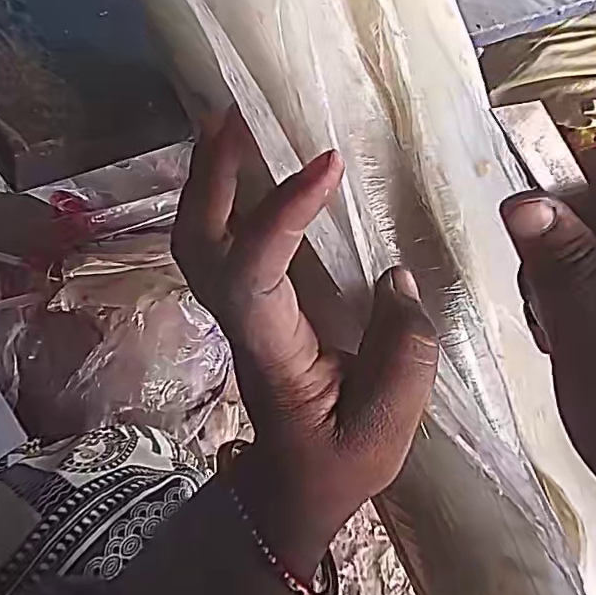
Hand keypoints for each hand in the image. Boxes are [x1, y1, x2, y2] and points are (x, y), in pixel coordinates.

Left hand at [174, 110, 437, 570]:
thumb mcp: (385, 430)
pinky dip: (218, 191)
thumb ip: (401, 354)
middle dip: (210, 174)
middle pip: (196, 240)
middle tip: (236, 112)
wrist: (289, 482)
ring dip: (206, 174)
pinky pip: (214, 236)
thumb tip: (395, 274)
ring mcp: (230, 304)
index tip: (328, 164)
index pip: (255, 271)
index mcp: (269, 346)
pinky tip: (241, 159)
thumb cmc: (335, 462)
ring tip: (229, 120)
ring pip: (193, 233)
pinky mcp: (240, 296)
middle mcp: (237, 316)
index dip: (281, 214)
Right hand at [498, 143, 595, 520]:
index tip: (536, 203)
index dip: (592, 167)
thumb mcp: (586, 338)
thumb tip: (523, 199)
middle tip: (535, 276)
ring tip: (551, 311)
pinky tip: (570, 326)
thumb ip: (561, 263)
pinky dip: (591, 284)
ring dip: (574, 258)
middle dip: (571, 224)